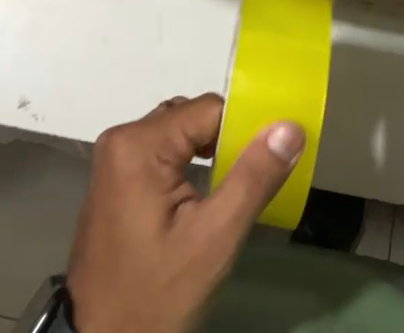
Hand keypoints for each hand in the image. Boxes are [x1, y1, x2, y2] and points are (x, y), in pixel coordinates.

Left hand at [66, 93, 304, 332]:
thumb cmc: (158, 293)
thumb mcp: (214, 239)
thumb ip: (254, 177)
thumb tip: (290, 127)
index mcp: (138, 144)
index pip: (208, 110)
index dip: (245, 129)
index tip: (272, 159)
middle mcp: (121, 139)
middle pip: (191, 117)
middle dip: (226, 141)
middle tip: (253, 179)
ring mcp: (114, 160)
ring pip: (179, 134)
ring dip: (209, 153)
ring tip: (234, 189)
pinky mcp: (115, 180)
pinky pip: (162, 153)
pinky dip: (189, 165)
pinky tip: (206, 197)